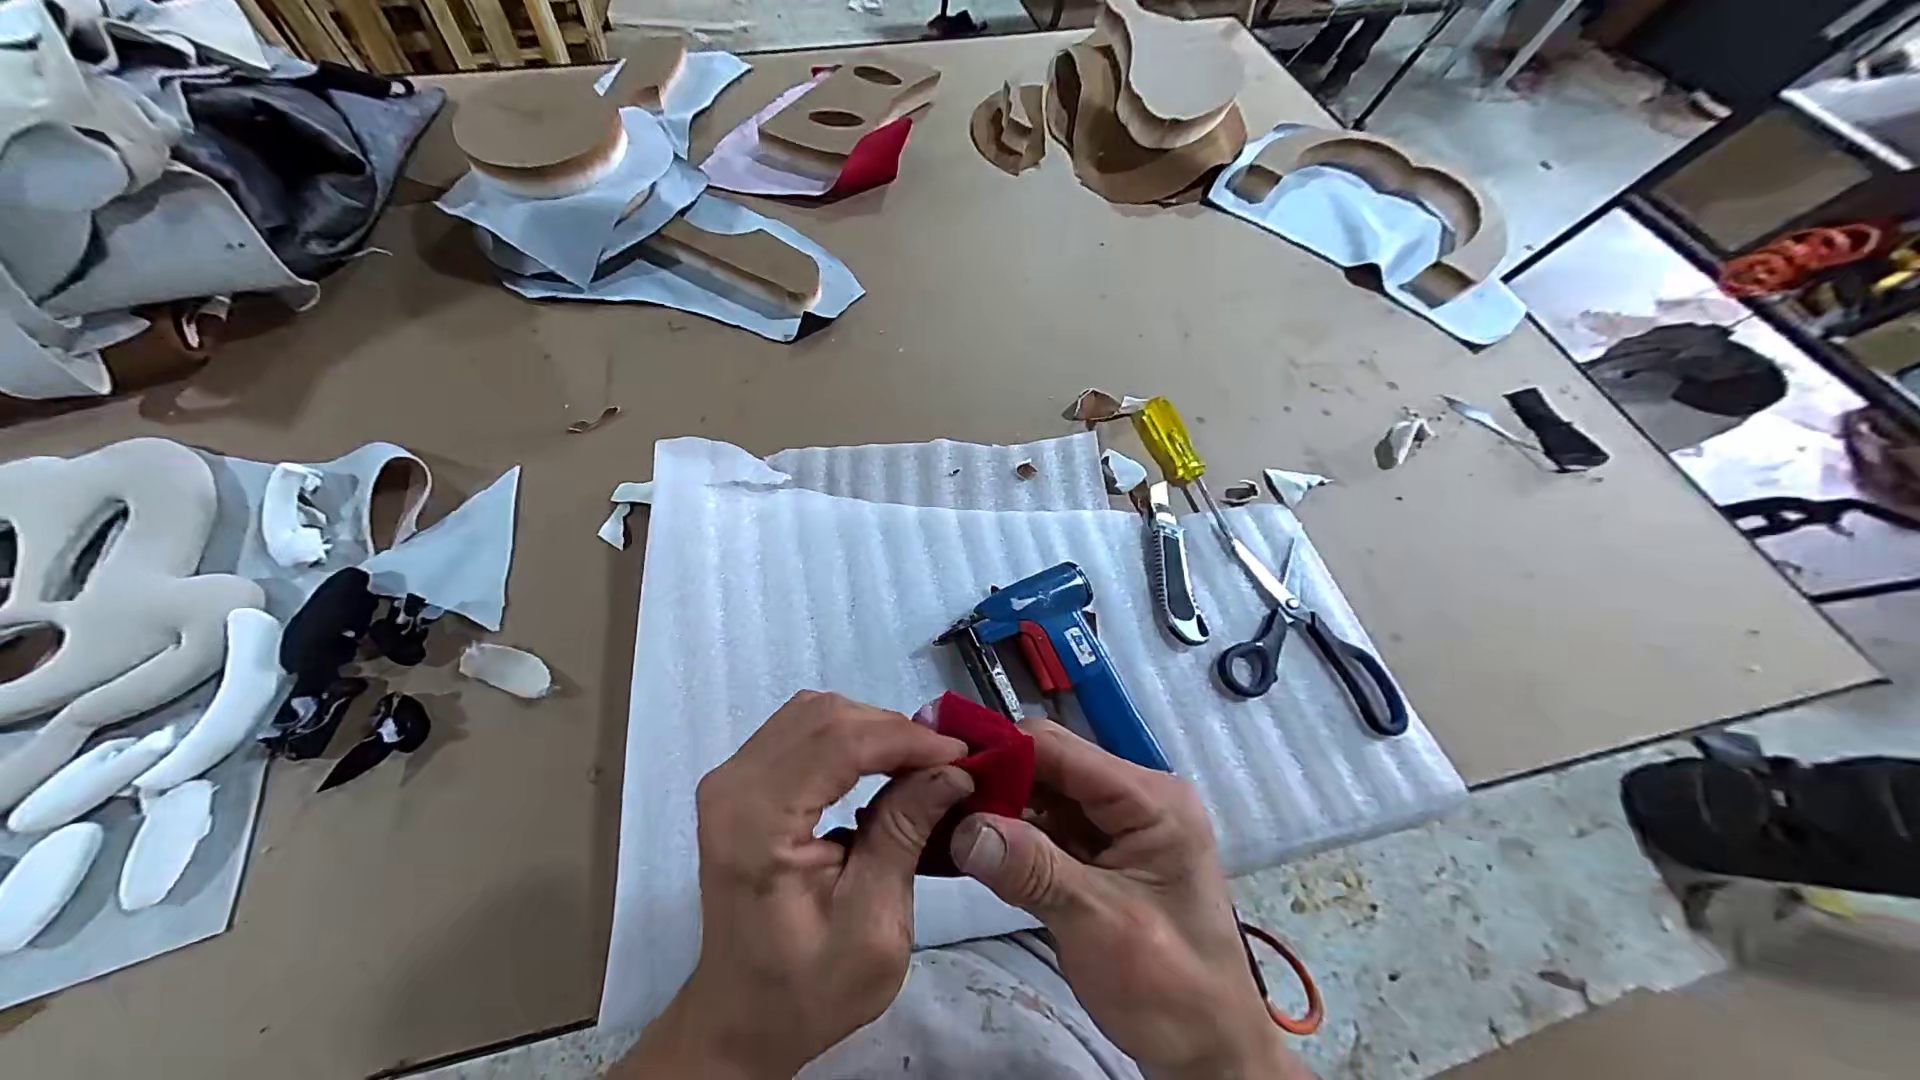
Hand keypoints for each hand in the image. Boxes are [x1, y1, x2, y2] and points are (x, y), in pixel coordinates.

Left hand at [619, 691, 971, 1078]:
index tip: (960, 755)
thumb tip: (951, 769)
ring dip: (873, 727)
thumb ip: (904, 834)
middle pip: (825, 717)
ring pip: (816, 713)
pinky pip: (803, 728)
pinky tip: (881, 761)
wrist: (740, 1013)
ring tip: (919, 760)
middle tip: (945, 760)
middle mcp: (733, 785)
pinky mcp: (740, 779)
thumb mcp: (873, 926)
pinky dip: (850, 734)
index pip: (838, 743)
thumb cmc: (806, 987)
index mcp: (756, 824)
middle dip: (894, 729)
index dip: (904, 739)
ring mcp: (731, 777)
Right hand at [950, 718, 1308, 1079]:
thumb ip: (1035, 871)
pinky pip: (1046, 825)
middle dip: (994, 777)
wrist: (1209, 1053)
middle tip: (934, 791)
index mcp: (1150, 798)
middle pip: (1049, 765)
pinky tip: (971, 840)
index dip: (1001, 747)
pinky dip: (1011, 832)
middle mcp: (1134, 796)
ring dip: (997, 804)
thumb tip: (966, 827)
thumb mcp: (1102, 926)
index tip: (943, 760)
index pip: (1061, 749)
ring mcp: (1116, 822)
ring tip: (940, 812)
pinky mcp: (1099, 850)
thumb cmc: (1172, 990)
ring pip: (1042, 793)